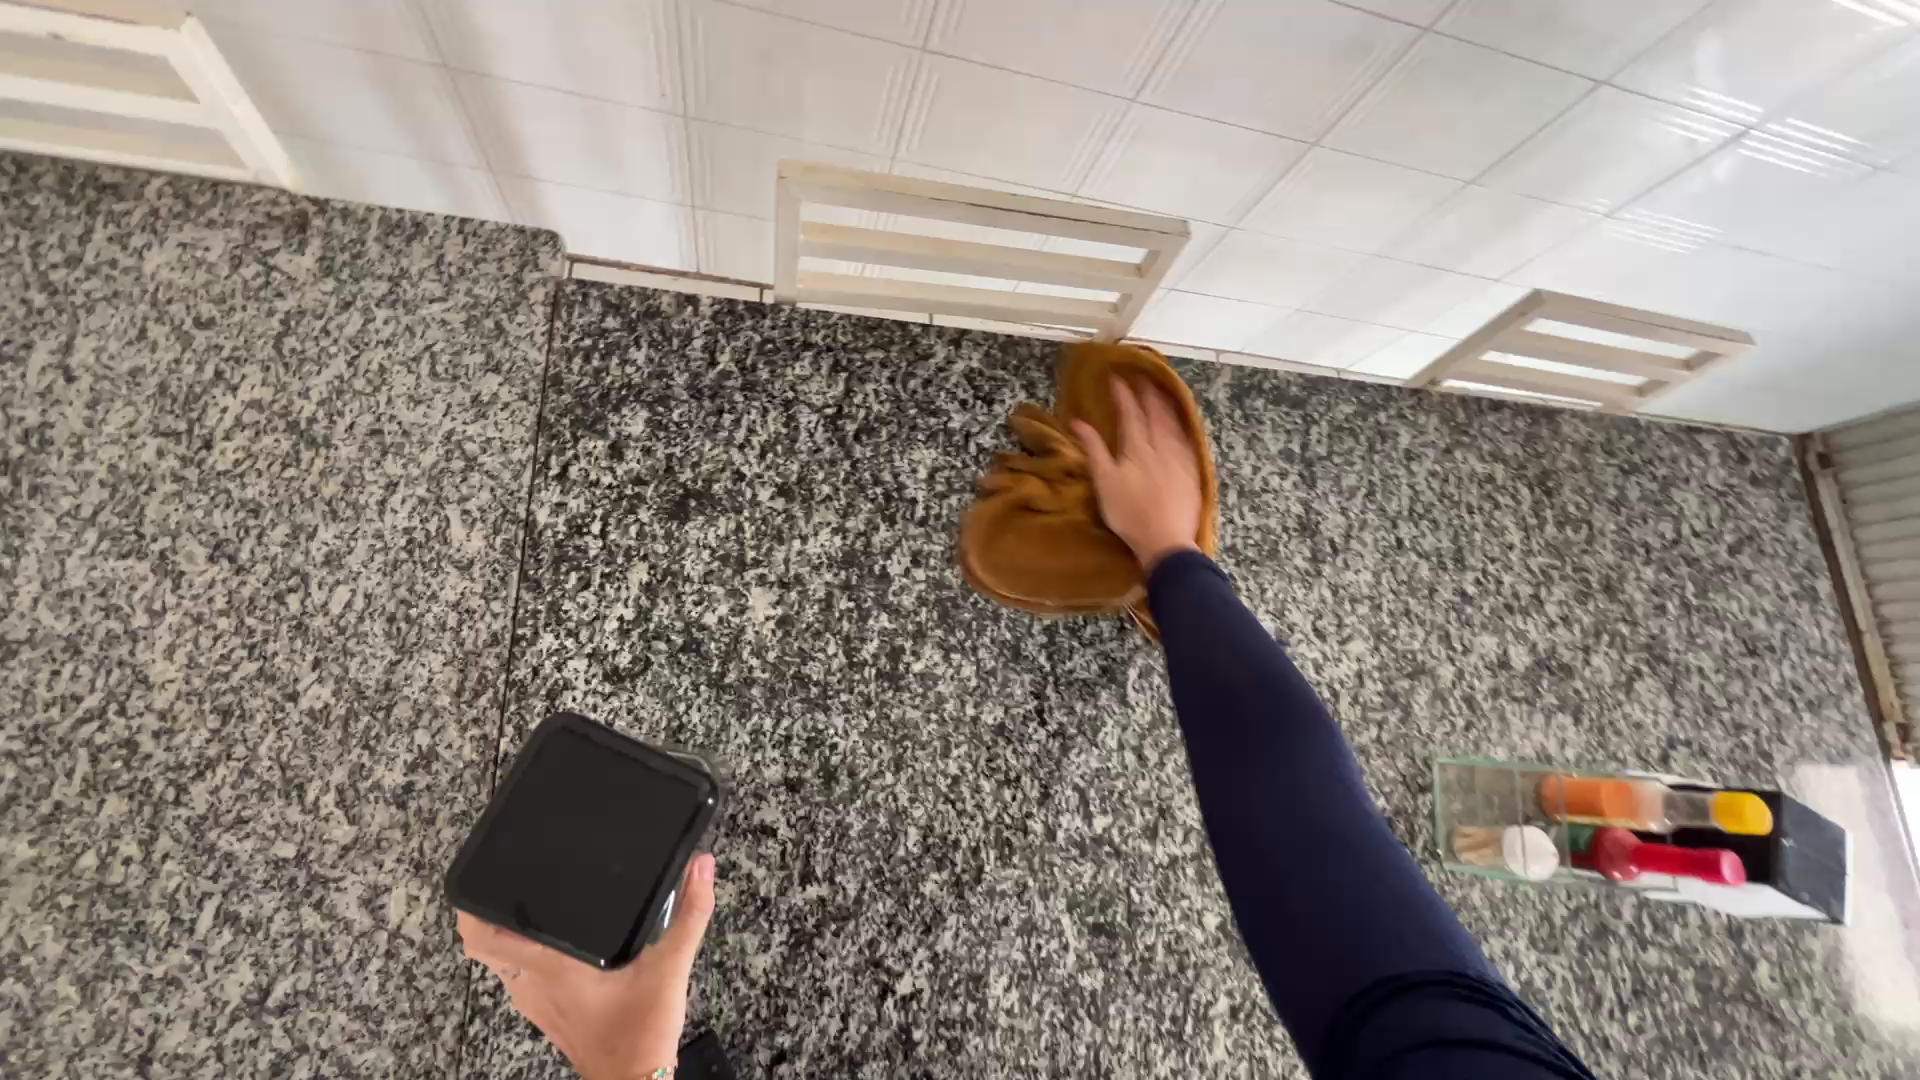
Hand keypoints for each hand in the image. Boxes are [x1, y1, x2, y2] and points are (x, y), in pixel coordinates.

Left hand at [458, 853, 717, 1079]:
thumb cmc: (641, 1030)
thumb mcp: (671, 967)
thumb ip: (690, 913)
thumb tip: (703, 863)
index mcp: (549, 969)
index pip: (485, 939)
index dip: (473, 906)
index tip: (489, 869)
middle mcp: (531, 985)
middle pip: (487, 947)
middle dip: (489, 909)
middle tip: (514, 870)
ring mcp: (536, 1002)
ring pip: (503, 961)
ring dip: (507, 930)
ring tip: (534, 891)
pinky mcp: (548, 1010)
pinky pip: (520, 973)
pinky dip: (525, 949)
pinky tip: (557, 932)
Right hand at [1071, 377, 1201, 571]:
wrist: (1166, 541)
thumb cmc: (1129, 514)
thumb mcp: (1104, 482)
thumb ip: (1094, 449)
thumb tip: (1079, 422)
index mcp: (1138, 447)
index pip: (1131, 412)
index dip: (1123, 393)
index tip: (1116, 377)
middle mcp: (1162, 446)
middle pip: (1156, 412)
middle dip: (1148, 392)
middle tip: (1143, 376)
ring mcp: (1181, 458)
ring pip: (1175, 423)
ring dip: (1168, 404)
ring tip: (1163, 392)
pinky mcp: (1193, 471)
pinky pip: (1189, 439)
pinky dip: (1183, 425)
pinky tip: (1182, 424)